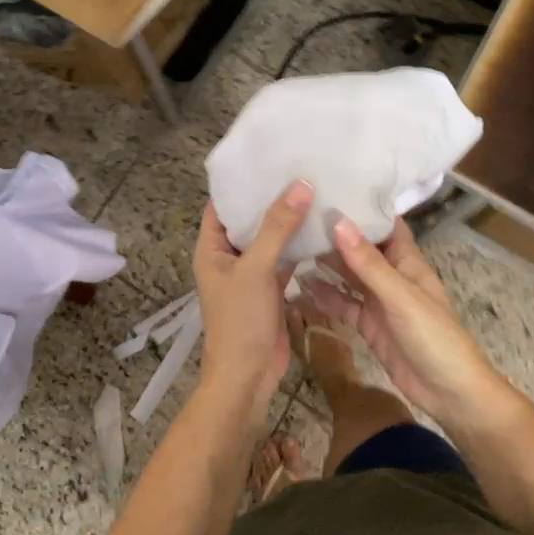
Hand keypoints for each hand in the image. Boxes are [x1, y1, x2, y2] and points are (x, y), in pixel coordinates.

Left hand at [193, 182, 312, 423]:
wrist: (247, 378)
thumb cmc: (240, 321)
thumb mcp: (257, 269)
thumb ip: (278, 227)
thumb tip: (301, 184)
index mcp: (211, 248)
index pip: (223, 204)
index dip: (242, 181)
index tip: (269, 156)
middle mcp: (229, 256)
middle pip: (250, 219)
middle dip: (272, 197)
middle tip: (302, 167)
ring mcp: (251, 273)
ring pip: (270, 239)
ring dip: (289, 221)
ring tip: (316, 189)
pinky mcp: (271, 289)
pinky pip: (285, 258)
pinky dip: (300, 245)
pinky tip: (322, 227)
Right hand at [305, 217, 511, 429]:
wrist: (449, 393)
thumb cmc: (434, 336)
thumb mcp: (400, 297)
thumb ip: (368, 263)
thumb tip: (339, 222)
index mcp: (407, 262)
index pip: (385, 225)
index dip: (364, 208)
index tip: (333, 189)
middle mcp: (392, 276)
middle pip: (362, 249)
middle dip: (336, 234)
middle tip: (299, 216)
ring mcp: (380, 302)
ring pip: (349, 277)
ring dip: (326, 264)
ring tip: (293, 245)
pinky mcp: (369, 326)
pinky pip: (344, 306)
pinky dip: (325, 297)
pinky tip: (300, 286)